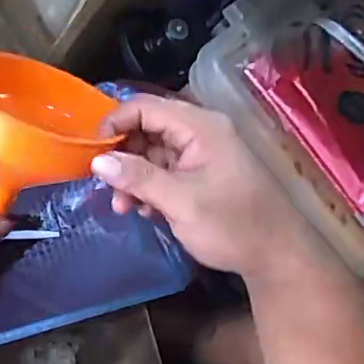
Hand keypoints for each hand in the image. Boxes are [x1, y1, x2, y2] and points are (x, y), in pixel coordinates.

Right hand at [91, 94, 309, 277]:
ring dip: (131, 177)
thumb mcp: (180, 202)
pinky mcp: (198, 176)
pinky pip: (162, 171)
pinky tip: (142, 210)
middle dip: (121, 156)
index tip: (89, 150)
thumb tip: (97, 162)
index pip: (145, 107)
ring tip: (123, 206)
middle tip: (105, 185)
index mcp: (200, 127)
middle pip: (145, 128)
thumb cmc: (232, 225)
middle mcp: (199, 133)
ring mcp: (199, 154)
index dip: (113, 123)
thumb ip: (138, 178)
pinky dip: (146, 188)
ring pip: (150, 153)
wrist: (273, 256)